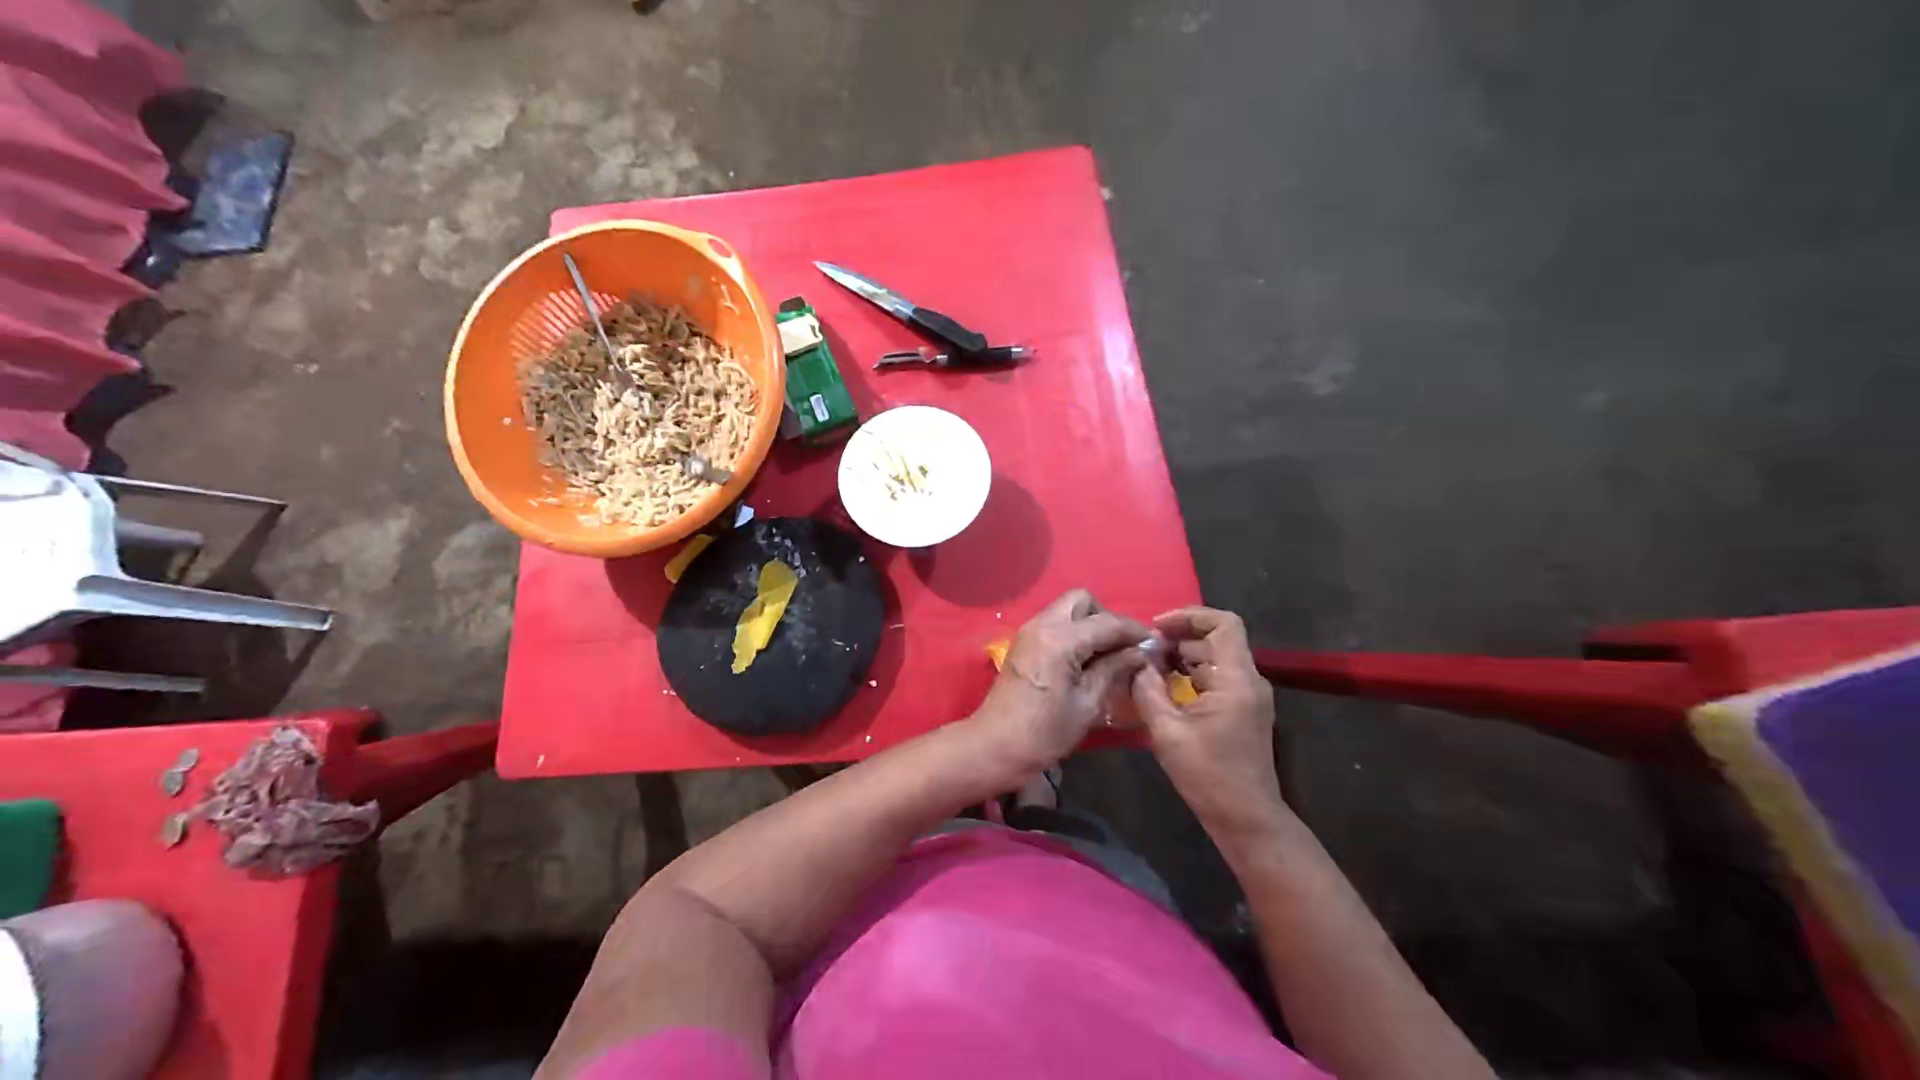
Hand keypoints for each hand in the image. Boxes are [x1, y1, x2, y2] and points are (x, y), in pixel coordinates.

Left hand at [971, 589, 1151, 780]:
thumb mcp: (1087, 703)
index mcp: (1059, 639)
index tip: (1153, 643)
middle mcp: (1041, 625)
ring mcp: (1028, 632)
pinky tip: (1084, 660)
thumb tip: (1138, 652)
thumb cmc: (1044, 732)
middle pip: (1081, 600)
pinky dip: (1072, 632)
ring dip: (1088, 624)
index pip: (1106, 622)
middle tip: (1121, 646)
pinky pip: (1053, 624)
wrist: (995, 746)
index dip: (1134, 630)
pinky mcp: (1022, 644)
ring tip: (1105, 655)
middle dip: (1105, 617)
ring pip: (1065, 610)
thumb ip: (1113, 669)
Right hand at [1132, 607, 1287, 838]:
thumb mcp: (1167, 730)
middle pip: (1216, 640)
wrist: (1246, 819)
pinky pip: (1216, 680)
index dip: (1189, 616)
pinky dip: (1190, 677)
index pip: (1223, 623)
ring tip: (1148, 669)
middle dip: (1178, 640)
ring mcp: (1249, 697)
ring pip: (1215, 660)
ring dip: (1182, 659)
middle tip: (1144, 652)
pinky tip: (1163, 690)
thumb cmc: (1208, 775)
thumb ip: (1148, 689)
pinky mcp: (1243, 712)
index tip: (1156, 628)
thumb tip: (1136, 661)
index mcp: (1237, 679)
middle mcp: (1249, 681)